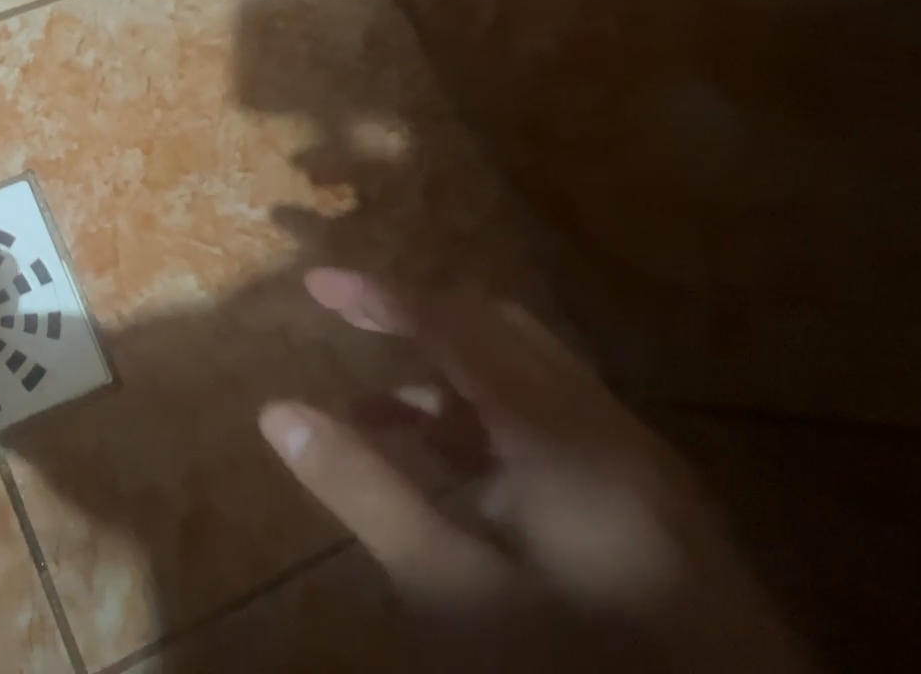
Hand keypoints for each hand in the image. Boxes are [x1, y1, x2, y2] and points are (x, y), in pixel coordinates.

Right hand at [260, 269, 807, 672]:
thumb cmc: (574, 659)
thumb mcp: (450, 584)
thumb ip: (363, 490)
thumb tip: (277, 413)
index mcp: (559, 431)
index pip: (455, 324)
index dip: (379, 296)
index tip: (314, 284)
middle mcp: (603, 424)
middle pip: (498, 328)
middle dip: (415, 317)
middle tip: (346, 320)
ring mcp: (632, 460)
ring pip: (527, 375)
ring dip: (446, 374)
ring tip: (371, 409)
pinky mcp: (643, 498)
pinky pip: (551, 421)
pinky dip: (486, 418)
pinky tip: (449, 466)